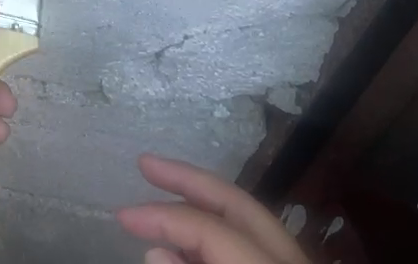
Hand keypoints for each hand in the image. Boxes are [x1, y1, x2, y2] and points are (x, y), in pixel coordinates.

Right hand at [117, 155, 310, 263]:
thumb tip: (155, 251)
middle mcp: (295, 260)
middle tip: (144, 163)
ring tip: (163, 190)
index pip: (214, 229)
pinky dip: (224, 229)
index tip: (122, 217)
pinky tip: (193, 237)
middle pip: (240, 204)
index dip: (164, 218)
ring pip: (252, 220)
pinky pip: (260, 242)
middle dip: (189, 178)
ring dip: (204, 201)